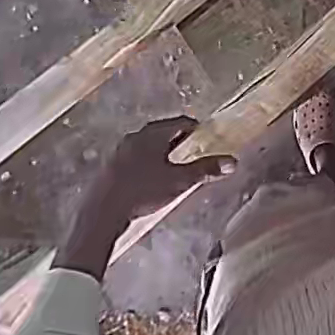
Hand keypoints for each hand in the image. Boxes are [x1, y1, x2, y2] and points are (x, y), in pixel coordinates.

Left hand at [53, 117, 235, 277]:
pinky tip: (150, 180)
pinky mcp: (110, 167)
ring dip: (161, 153)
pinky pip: (134, 158)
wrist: (102, 212)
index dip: (195, 128)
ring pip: (146, 145)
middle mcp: (134, 137)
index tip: (205, 136)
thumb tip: (232, 162)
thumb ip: (206, 170)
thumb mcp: (180, 181)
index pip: (180, 122)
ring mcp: (119, 151)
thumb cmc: (143, 191)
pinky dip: (146, 163)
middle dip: (178, 141)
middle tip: (193, 152)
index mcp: (152, 134)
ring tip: (173, 167)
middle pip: (162, 132)